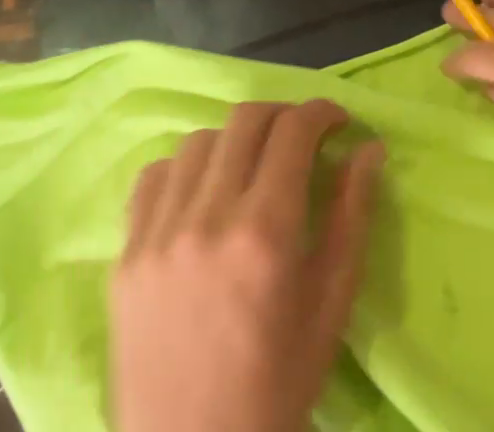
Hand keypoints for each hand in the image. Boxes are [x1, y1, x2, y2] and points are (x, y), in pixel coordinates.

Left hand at [109, 101, 383, 431]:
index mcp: (266, 232)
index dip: (322, 112)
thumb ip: (352, 214)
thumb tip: (369, 148)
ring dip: (235, 140)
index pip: (293, 131)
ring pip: (197, 142)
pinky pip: (152, 179)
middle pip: (244, 122)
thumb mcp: (333, 300)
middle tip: (303, 137)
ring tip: (253, 167)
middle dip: (284, 115)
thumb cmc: (281, 381)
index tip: (339, 121)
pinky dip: (184, 168)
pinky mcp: (125, 256)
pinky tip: (202, 193)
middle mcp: (207, 219)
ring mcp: (157, 235)